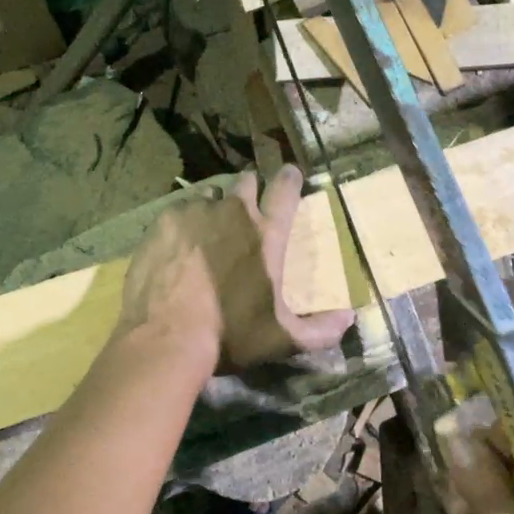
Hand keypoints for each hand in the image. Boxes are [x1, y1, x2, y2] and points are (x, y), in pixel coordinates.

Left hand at [118, 165, 354, 366]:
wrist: (166, 338)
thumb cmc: (230, 335)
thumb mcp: (283, 339)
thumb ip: (321, 329)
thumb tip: (350, 318)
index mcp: (267, 234)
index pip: (286, 190)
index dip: (290, 178)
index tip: (290, 173)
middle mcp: (233, 212)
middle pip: (246, 182)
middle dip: (249, 188)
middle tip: (245, 204)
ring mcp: (195, 212)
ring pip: (209, 194)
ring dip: (212, 204)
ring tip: (207, 226)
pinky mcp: (163, 221)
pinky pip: (177, 210)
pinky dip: (182, 221)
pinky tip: (177, 242)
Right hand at [439, 417, 513, 513]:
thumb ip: (491, 495)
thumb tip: (454, 441)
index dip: (508, 423)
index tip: (470, 432)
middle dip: (484, 454)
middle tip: (459, 480)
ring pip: (497, 456)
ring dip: (472, 475)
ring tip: (463, 508)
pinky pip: (489, 478)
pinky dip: (471, 491)